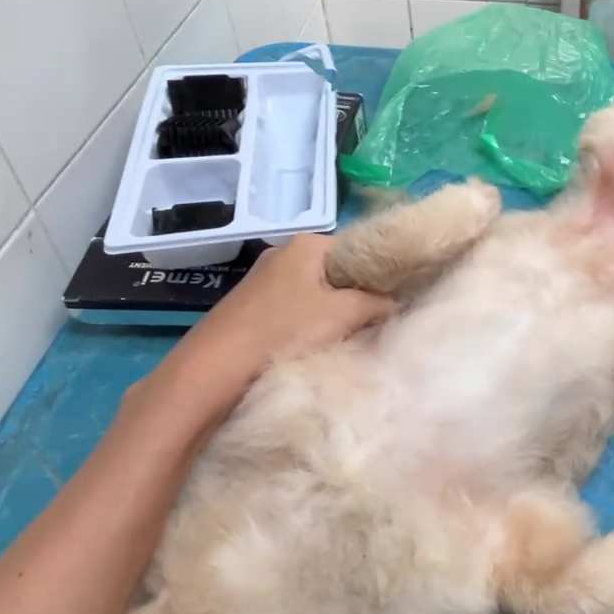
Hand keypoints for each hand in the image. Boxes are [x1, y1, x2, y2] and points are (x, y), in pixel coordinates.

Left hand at [148, 234, 395, 424]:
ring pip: (320, 293)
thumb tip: (400, 301)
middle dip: (361, 295)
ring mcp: (266, 281)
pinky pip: (299, 309)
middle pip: (341, 272)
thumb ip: (379, 302)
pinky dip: (314, 324)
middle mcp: (286, 254)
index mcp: (308, 243)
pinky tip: (321, 343)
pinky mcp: (254, 308)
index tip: (400, 298)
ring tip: (354, 334)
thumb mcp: (345, 312)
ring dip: (337, 313)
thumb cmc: (284, 330)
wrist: (212, 371)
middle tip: (381, 320)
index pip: (362, 249)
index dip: (384, 273)